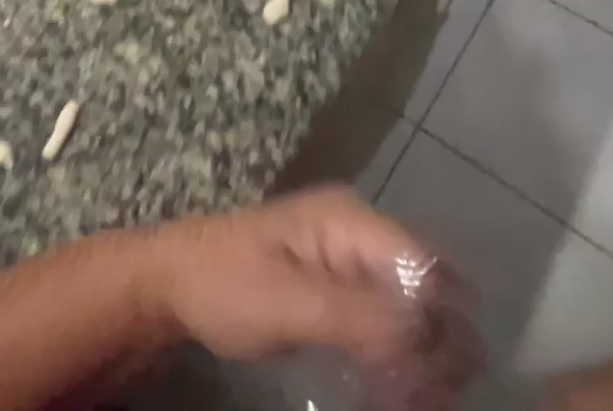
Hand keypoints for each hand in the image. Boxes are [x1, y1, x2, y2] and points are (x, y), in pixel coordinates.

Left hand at [138, 187, 477, 398]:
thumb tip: (428, 336)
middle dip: (438, 339)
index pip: (424, 266)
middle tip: (428, 396)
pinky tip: (393, 385)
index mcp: (350, 219)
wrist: (172, 281)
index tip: (437, 381)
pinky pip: (386, 312)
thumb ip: (359, 315)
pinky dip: (396, 348)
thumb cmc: (225, 285)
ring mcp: (349, 252)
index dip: (440, 322)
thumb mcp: (290, 302)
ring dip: (421, 349)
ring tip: (414, 398)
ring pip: (411, 300)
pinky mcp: (338, 281)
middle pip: (425, 281)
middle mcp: (359, 228)